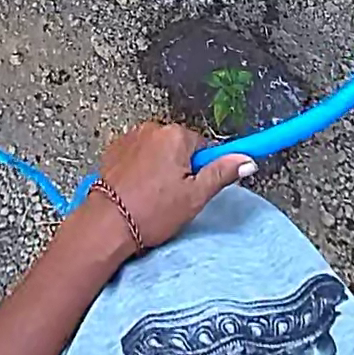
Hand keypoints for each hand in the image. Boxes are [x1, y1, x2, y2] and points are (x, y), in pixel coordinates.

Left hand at [91, 122, 254, 249]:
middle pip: (180, 146)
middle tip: (173, 197)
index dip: (202, 170)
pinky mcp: (115, 148)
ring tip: (152, 197)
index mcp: (176, 136)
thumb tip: (248, 160)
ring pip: (159, 150)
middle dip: (180, 168)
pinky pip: (138, 153)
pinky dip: (140, 167)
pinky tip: (137, 190)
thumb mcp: (194, 197)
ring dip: (159, 167)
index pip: (204, 146)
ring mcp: (132, 137)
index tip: (194, 187)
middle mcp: (154, 128)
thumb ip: (222, 173)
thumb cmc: (150, 213)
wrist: (105, 226)